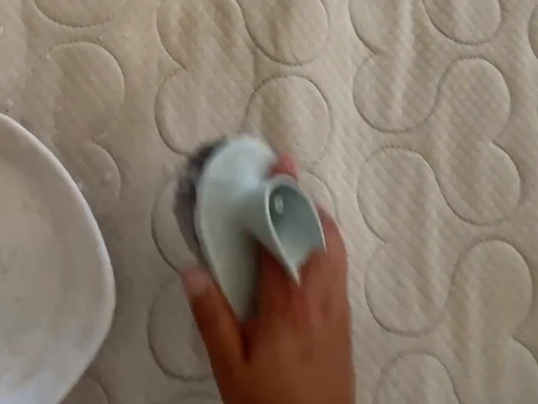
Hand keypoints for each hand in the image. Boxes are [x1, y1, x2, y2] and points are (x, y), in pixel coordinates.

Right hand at [183, 157, 353, 403]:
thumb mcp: (231, 368)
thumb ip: (213, 318)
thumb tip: (192, 270)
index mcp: (289, 303)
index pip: (284, 237)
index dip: (277, 199)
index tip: (274, 168)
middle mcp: (320, 296)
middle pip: (318, 231)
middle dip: (301, 197)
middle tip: (284, 173)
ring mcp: (338, 306)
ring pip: (335, 246)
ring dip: (316, 217)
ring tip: (294, 201)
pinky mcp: (344, 320)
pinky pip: (339, 265)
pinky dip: (325, 241)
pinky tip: (307, 247)